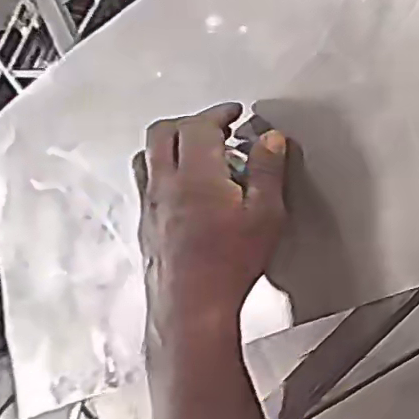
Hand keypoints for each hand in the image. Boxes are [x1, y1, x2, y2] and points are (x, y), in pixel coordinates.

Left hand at [133, 104, 288, 352]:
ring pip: (149, 155)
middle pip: (163, 133)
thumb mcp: (268, 213)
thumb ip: (269, 170)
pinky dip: (168, 166)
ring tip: (205, 151)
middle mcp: (164, 186)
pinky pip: (148, 179)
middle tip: (221, 125)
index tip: (234, 112)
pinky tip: (193, 184)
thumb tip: (271, 140)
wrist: (193, 306)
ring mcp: (150, 205)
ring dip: (174, 142)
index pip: (197, 127)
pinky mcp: (147, 224)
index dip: (218, 113)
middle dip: (193, 121)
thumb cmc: (230, 263)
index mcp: (195, 177)